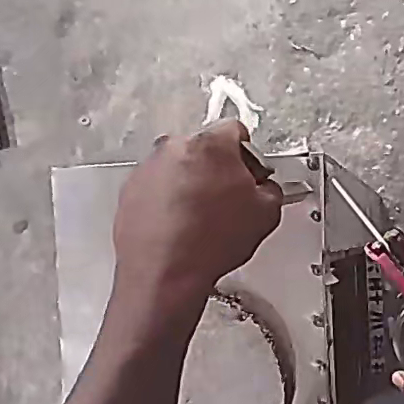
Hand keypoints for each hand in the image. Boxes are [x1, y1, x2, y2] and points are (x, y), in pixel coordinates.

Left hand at [111, 121, 283, 300]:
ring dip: (194, 183)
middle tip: (231, 197)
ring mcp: (150, 168)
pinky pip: (159, 186)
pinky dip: (171, 199)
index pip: (236, 130)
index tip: (251, 170)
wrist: (165, 273)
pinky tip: (185, 225)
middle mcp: (175, 148)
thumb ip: (271, 189)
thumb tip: (266, 189)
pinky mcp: (132, 189)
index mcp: (211, 145)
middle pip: (206, 147)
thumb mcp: (266, 214)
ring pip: (181, 166)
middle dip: (220, 168)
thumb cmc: (208, 243)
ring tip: (206, 217)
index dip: (249, 154)